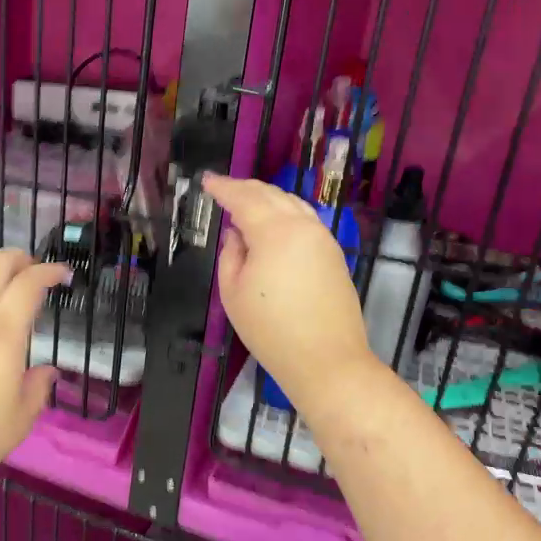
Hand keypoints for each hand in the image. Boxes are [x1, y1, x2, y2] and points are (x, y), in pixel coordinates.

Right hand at [203, 174, 378, 411]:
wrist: (326, 360)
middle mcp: (303, 226)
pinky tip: (273, 223)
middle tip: (223, 188)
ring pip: (292, 204)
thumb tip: (236, 234)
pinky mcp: (334, 254)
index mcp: (275, 232)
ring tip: (246, 201)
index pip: (244, 198)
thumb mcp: (233, 293)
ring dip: (267, 198)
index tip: (206, 180)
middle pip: (271, 195)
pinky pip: (305, 219)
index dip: (223, 188)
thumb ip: (230, 255)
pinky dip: (285, 212)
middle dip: (245, 188)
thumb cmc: (271, 330)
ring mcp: (323, 239)